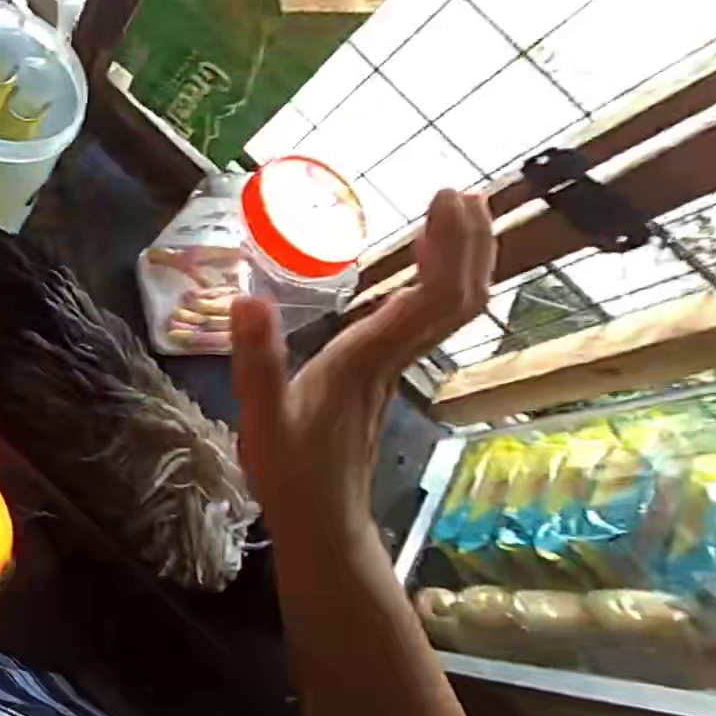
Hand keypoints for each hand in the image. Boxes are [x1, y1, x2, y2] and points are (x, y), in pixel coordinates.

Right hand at [230, 189, 493, 537]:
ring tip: (448, 221)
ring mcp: (388, 374)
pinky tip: (408, 283)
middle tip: (462, 193)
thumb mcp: (263, 418)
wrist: (320, 521)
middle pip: (455, 298)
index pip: (434, 297)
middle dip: (469, 242)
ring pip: (444, 312)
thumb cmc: (291, 471)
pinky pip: (420, 327)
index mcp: (365, 360)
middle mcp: (389, 361)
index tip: (447, 196)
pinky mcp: (376, 384)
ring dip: (456, 262)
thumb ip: (258, 361)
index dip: (452, 244)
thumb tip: (246, 298)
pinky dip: (428, 290)